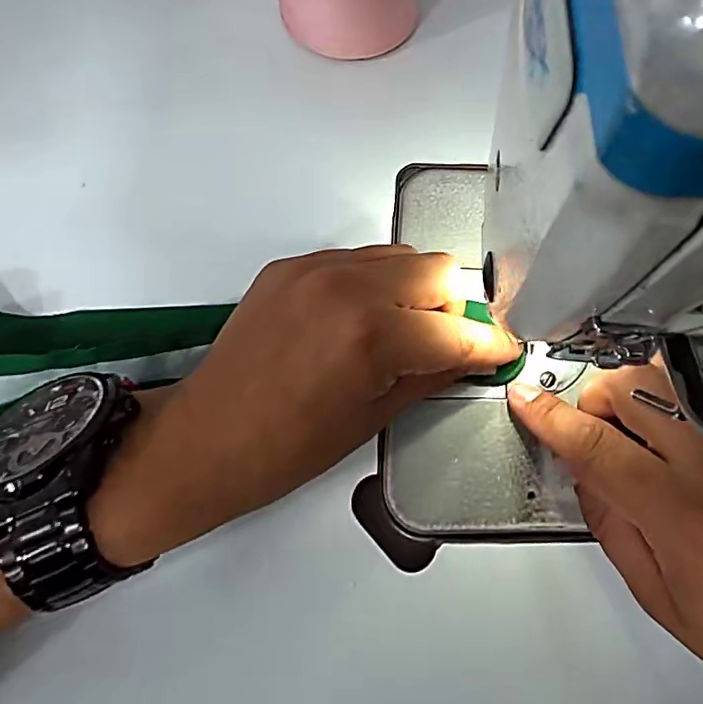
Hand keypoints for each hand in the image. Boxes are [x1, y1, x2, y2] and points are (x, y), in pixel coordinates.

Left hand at [92, 246, 520, 563]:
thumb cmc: (284, 448)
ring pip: (400, 255)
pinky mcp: (292, 265)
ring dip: (415, 288)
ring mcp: (315, 268)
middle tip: (445, 341)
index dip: (490, 342)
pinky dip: (374, 282)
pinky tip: (358, 319)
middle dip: (453, 306)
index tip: (501, 348)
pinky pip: (358, 258)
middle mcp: (346, 286)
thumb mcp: (374, 417)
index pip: (458, 327)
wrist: (201, 440)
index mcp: (371, 335)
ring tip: (399, 330)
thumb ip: (434, 373)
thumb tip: (474, 354)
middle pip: (439, 268)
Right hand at [506, 365, 702, 703]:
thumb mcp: (667, 603)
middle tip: (591, 439)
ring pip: (662, 378)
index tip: (524, 399)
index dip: (550, 418)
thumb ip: (616, 528)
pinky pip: (696, 395)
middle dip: (592, 401)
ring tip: (632, 442)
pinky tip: (674, 447)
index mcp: (681, 516)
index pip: (595, 445)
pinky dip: (667, 404)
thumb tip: (585, 477)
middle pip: (627, 388)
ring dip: (629, 397)